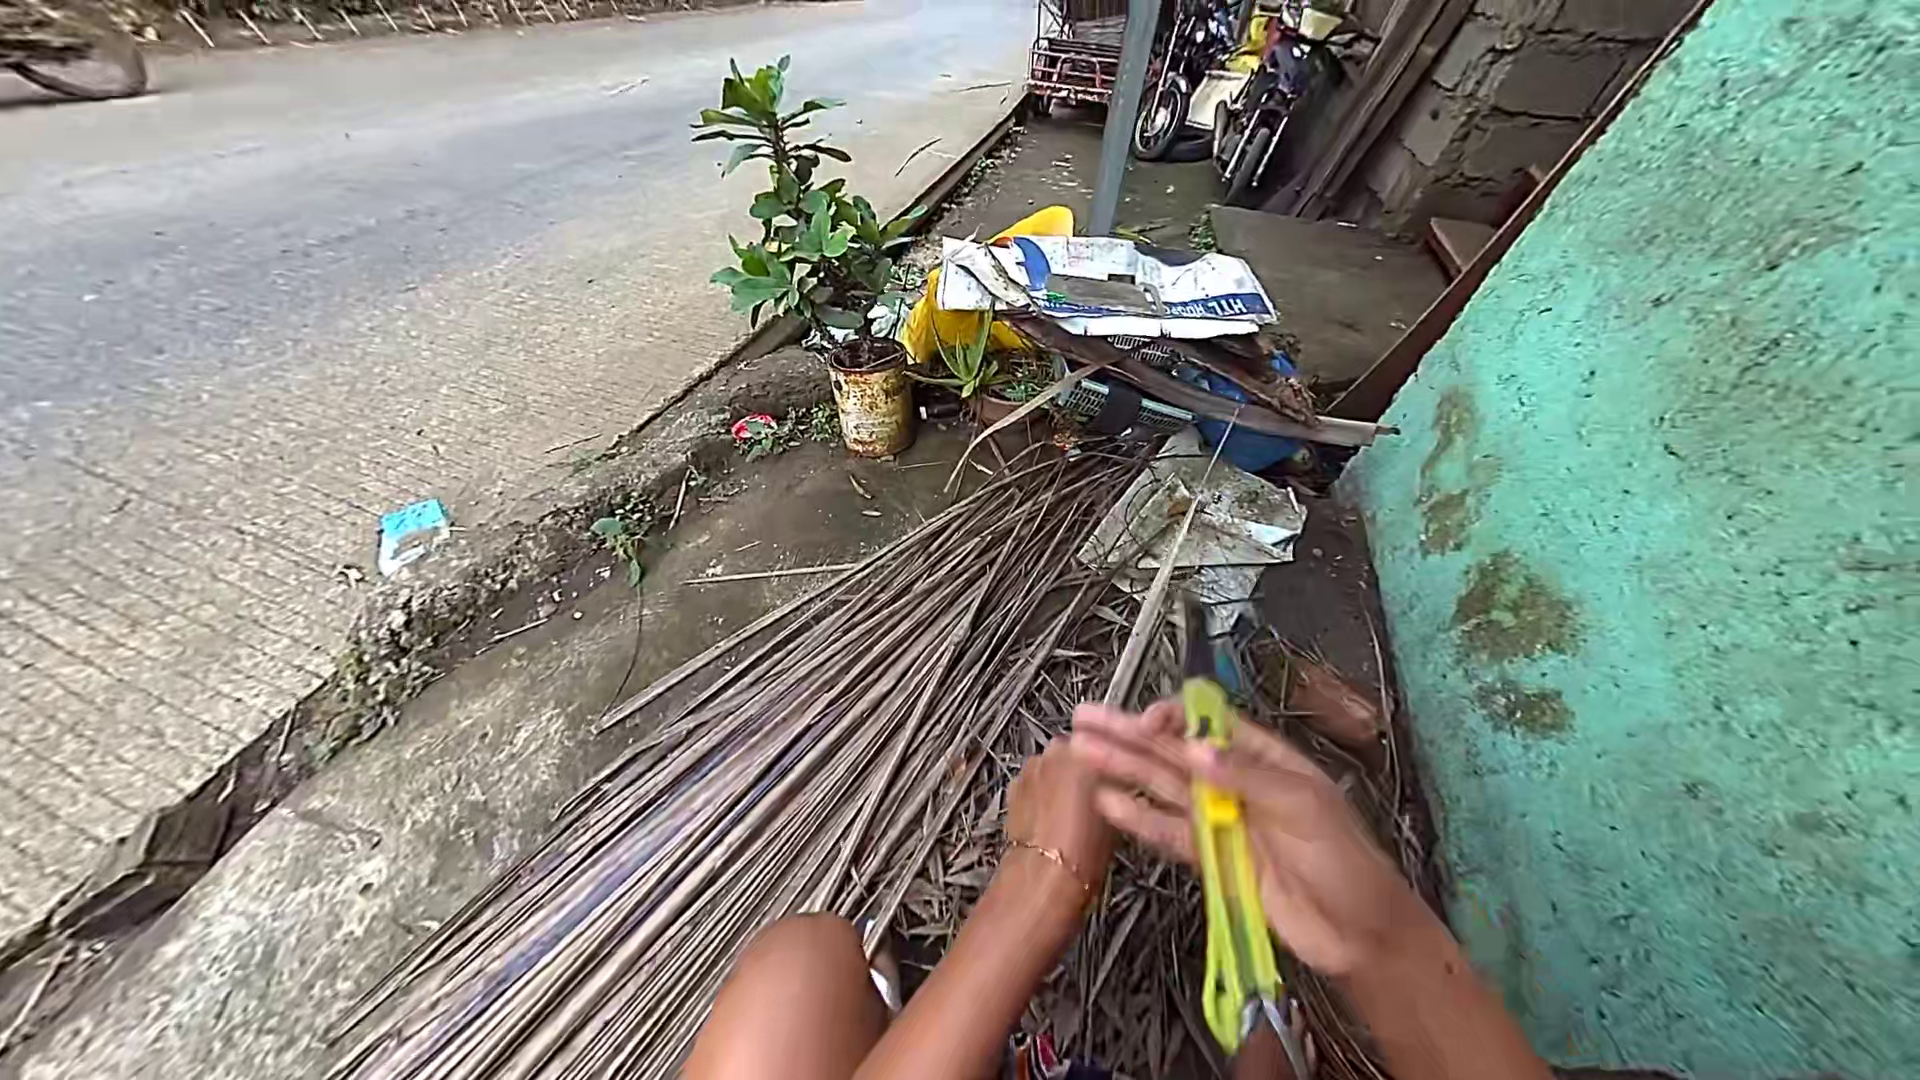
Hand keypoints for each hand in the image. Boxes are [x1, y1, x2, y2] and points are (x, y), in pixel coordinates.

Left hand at [1004, 738, 1115, 895]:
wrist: (1044, 874)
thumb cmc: (1085, 849)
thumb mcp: (1117, 815)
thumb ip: (1118, 787)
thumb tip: (1119, 781)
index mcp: (1085, 751)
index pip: (1103, 742)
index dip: (1108, 762)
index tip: (1115, 777)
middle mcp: (1055, 751)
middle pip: (1075, 751)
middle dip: (1083, 768)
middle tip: (1096, 794)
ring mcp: (1032, 766)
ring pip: (1052, 765)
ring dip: (1060, 778)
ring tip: (1072, 808)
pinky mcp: (1015, 784)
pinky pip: (1034, 780)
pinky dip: (1041, 790)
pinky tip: (1051, 814)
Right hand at [1070, 701, 1426, 975]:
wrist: (1358, 936)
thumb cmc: (1344, 859)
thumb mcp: (1304, 807)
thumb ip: (1246, 775)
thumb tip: (1193, 747)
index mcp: (1256, 754)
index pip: (1203, 721)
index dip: (1170, 717)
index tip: (1144, 722)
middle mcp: (1227, 777)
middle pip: (1168, 748)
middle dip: (1126, 732)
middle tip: (1084, 718)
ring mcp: (1213, 815)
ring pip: (1157, 783)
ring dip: (1120, 766)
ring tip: (1080, 750)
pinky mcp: (1204, 853)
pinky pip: (1164, 829)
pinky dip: (1136, 816)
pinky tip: (1106, 802)